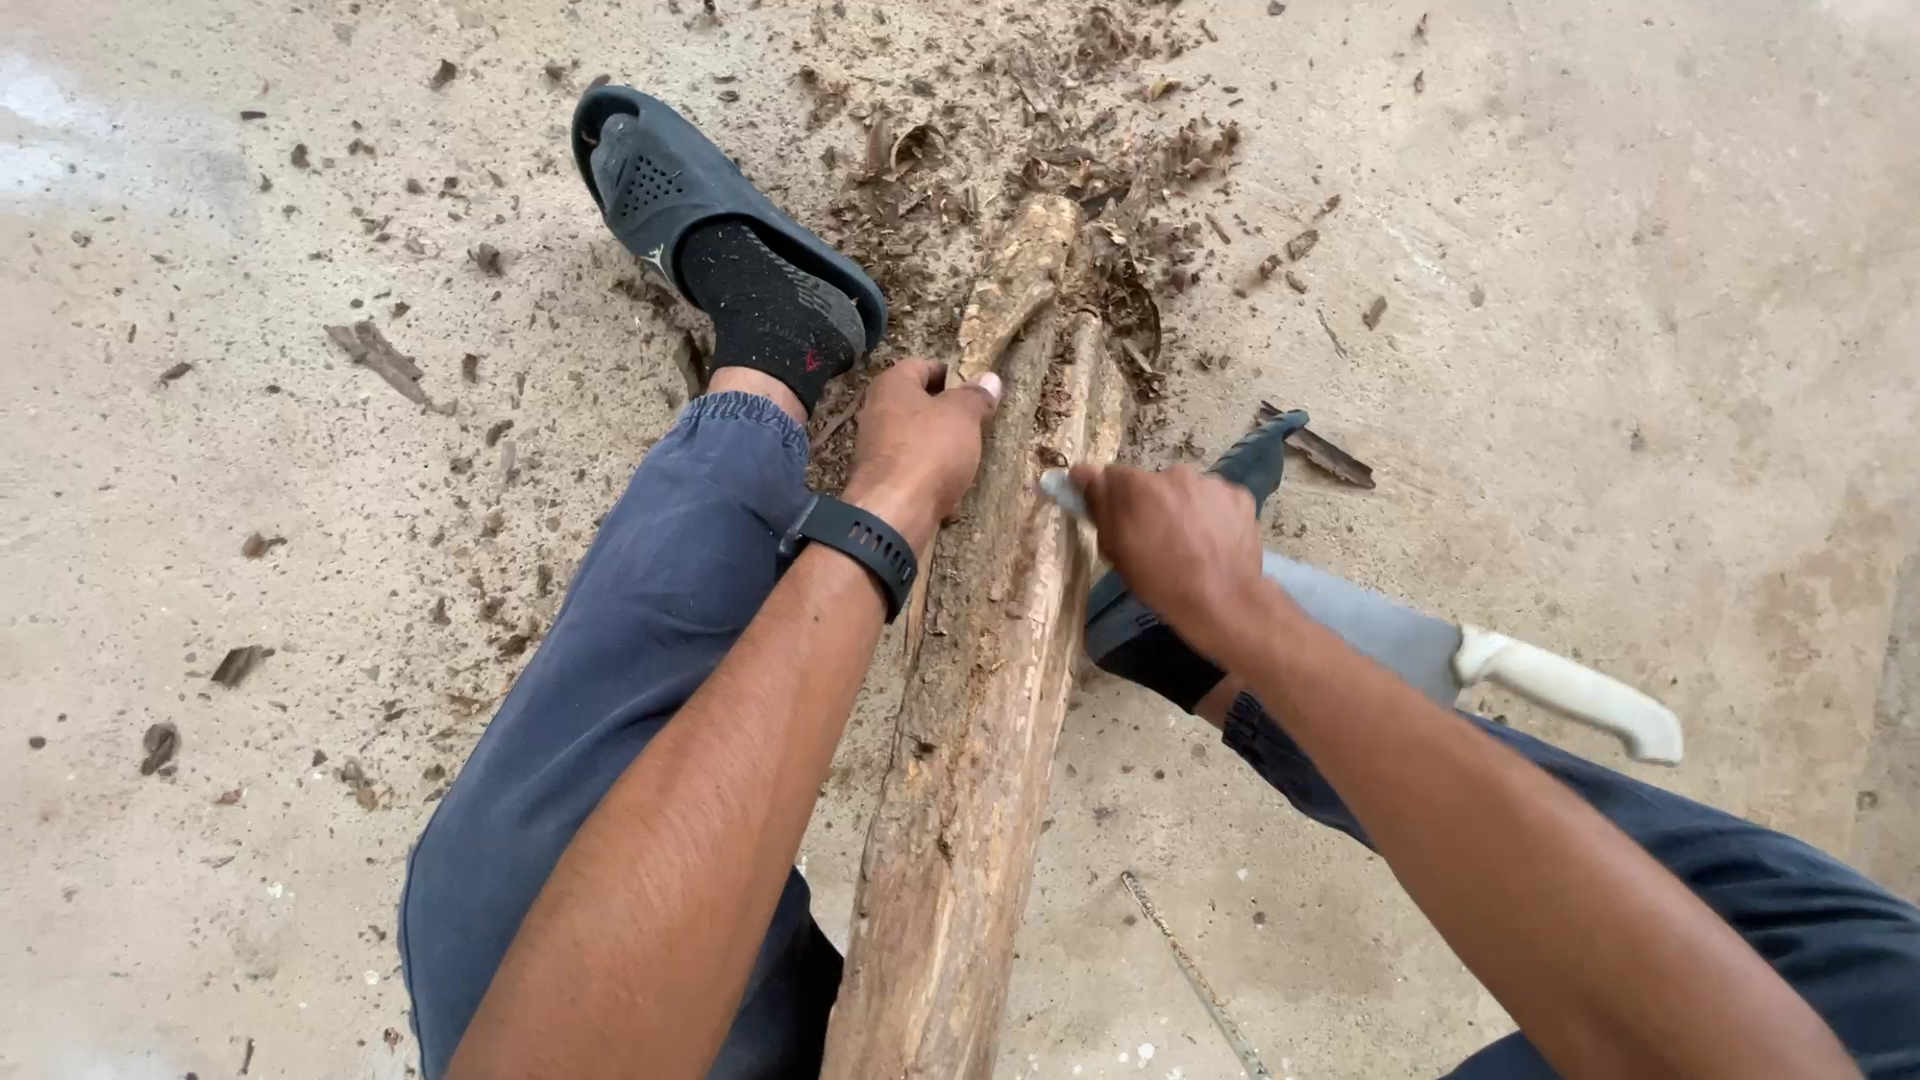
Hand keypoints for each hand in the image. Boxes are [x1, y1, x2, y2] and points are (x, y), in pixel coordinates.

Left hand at [843, 359, 1001, 550]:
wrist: (894, 512)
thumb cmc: (929, 451)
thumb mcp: (962, 416)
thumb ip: (976, 397)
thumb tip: (990, 379)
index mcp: (892, 385)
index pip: (921, 365)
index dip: (950, 373)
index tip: (974, 390)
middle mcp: (876, 412)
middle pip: (918, 405)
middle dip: (948, 416)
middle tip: (975, 426)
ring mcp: (876, 450)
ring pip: (917, 441)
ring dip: (942, 451)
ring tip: (967, 461)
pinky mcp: (881, 482)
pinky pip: (913, 473)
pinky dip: (931, 480)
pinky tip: (950, 495)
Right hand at [1069, 463, 1268, 654]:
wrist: (1221, 600)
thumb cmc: (1158, 580)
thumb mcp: (1115, 549)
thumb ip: (1099, 504)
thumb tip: (1082, 472)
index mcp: (1137, 485)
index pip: (1113, 476)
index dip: (1112, 496)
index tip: (1117, 518)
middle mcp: (1174, 473)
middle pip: (1153, 483)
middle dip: (1152, 504)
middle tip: (1157, 538)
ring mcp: (1211, 483)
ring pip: (1187, 491)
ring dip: (1183, 508)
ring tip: (1191, 543)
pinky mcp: (1240, 496)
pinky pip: (1217, 500)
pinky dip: (1213, 515)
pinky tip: (1214, 541)